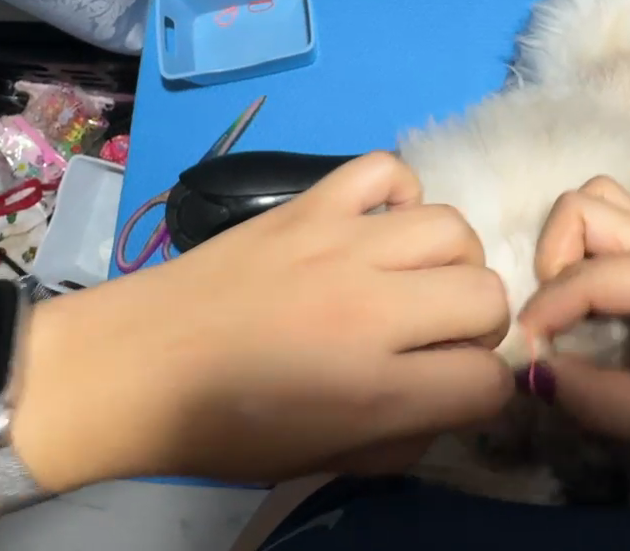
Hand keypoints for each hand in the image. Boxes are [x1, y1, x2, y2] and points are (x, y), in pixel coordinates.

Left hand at [15, 152, 513, 486]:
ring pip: (452, 227)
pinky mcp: (311, 201)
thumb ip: (406, 433)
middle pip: (486, 294)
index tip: (455, 385)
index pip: (488, 381)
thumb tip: (451, 390)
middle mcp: (371, 308)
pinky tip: (381, 223)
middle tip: (437, 332)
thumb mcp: (326, 459)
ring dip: (452, 260)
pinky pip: (385, 169)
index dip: (482, 388)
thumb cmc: (228, 428)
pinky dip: (400, 192)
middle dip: (479, 324)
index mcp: (374, 390)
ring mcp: (341, 242)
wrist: (140, 364)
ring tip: (416, 276)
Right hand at [518, 178, 629, 505]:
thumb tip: (525, 370)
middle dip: (552, 258)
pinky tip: (588, 306)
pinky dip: (583, 254)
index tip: (526, 356)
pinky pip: (609, 231)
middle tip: (551, 319)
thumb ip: (587, 396)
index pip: (585, 274)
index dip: (544, 312)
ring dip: (567, 247)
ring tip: (566, 304)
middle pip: (584, 207)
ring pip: (598, 205)